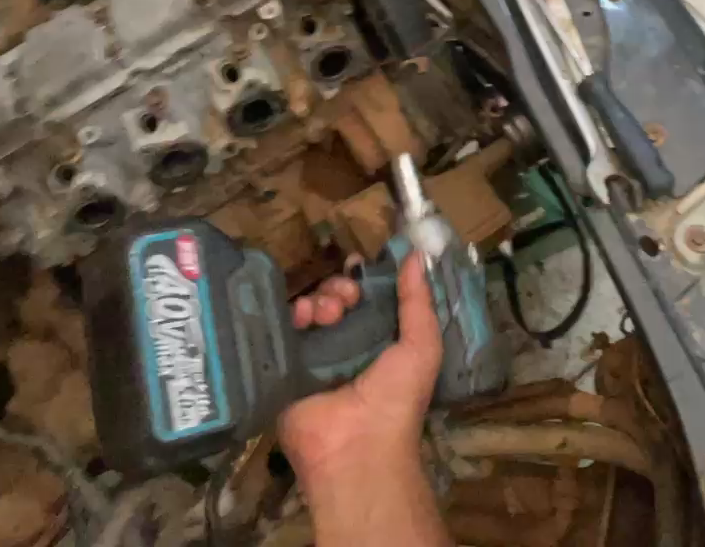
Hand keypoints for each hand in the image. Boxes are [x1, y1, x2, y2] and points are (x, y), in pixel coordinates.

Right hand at [277, 252, 441, 481]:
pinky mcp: (286, 370)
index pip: (365, 299)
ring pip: (309, 311)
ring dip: (318, 300)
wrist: (357, 451)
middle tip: (346, 299)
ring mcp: (313, 359)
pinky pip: (283, 333)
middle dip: (339, 289)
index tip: (359, 266)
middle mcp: (345, 347)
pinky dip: (291, 317)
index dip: (361, 280)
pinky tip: (302, 318)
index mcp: (378, 341)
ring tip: (326, 314)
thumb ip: (417, 301)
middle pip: (334, 300)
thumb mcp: (421, 346)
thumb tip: (416, 254)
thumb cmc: (396, 399)